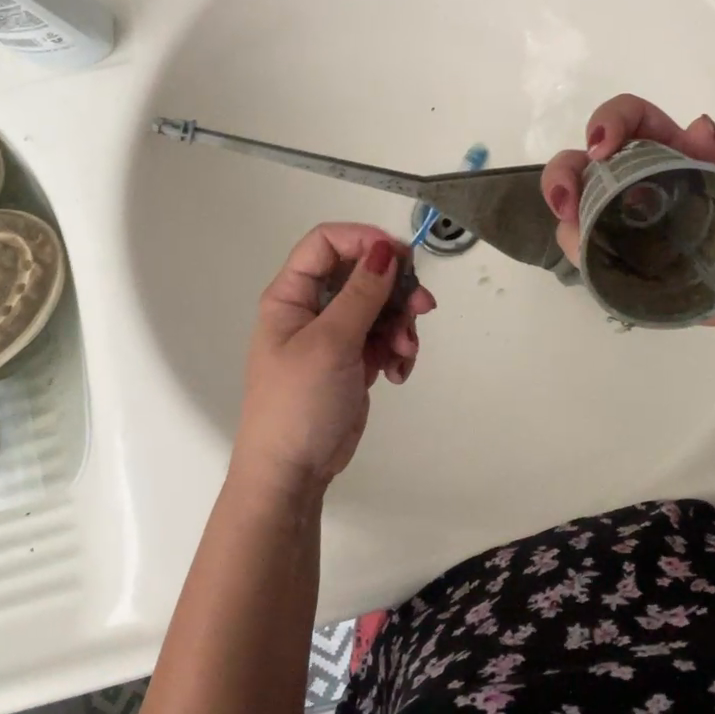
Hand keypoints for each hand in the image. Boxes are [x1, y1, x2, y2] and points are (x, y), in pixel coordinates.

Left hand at [233, 223, 437, 492]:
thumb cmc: (299, 402)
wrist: (292, 473)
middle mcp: (312, 309)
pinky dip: (397, 350)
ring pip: (379, 307)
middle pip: (362, 274)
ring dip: (401, 324)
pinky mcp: (353, 361)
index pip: (326, 243)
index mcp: (291, 295)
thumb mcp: (331, 342)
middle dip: (395, 289)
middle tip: (423, 307)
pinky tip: (399, 373)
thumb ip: (361, 294)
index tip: (401, 256)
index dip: (363, 241)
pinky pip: (384, 338)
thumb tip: (385, 249)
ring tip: (405, 353)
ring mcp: (334, 336)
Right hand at [540, 94, 714, 343]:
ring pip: (574, 200)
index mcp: (671, 150)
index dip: (610, 121)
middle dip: (563, 170)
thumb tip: (699, 128)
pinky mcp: (617, 256)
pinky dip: (576, 247)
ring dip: (562, 208)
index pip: (630, 117)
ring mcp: (621, 219)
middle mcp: (636, 179)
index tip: (603, 147)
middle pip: (583, 159)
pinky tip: (590, 257)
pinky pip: (582, 246)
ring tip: (575, 230)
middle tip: (566, 198)